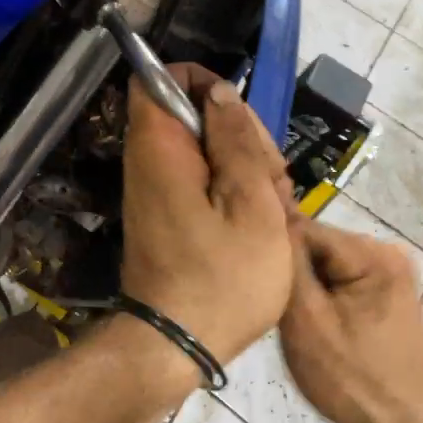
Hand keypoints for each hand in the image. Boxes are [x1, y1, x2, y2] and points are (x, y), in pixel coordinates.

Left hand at [120, 63, 296, 364]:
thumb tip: (219, 92)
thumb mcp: (251, 206)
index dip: (202, 83)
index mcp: (158, 147)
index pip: (159, 79)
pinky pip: (199, 180)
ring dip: (243, 166)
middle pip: (190, 114)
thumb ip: (236, 141)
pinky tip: (261, 220)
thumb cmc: (223, 278)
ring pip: (202, 149)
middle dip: (238, 133)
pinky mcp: (165, 212)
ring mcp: (154, 187)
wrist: (176, 343)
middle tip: (273, 176)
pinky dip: (232, 190)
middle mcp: (147, 159)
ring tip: (275, 205)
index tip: (242, 119)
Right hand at [280, 221, 422, 422]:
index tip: (247, 268)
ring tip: (286, 311)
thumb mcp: (304, 316)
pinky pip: (338, 279)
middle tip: (269, 299)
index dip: (272, 247)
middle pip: (314, 243)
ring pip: (323, 262)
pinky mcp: (387, 296)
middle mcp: (389, 254)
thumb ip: (287, 260)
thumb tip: (267, 212)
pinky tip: (309, 319)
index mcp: (374, 254)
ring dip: (302, 282)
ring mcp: (391, 276)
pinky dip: (319, 294)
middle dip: (288, 266)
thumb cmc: (348, 378)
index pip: (301, 227)